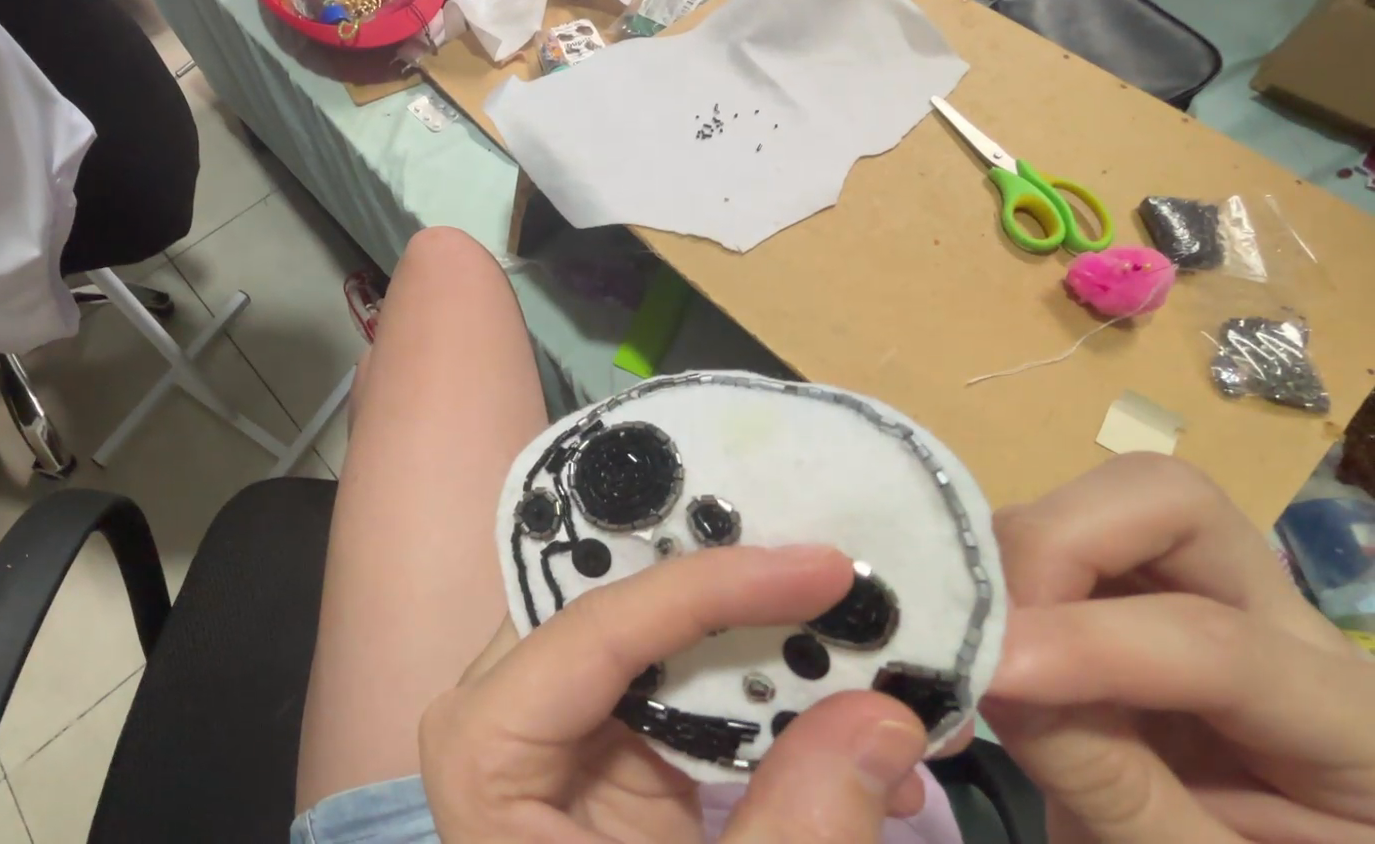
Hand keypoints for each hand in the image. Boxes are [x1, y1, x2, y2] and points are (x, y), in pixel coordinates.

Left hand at [419, 544, 933, 842]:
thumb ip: (802, 828)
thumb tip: (887, 715)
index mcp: (487, 746)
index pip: (595, 631)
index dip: (707, 587)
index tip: (817, 563)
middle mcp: (506, 707)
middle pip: (614, 609)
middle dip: (722, 584)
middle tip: (826, 559)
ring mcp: (554, 720)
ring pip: (648, 632)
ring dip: (747, 626)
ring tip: (841, 605)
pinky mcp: (604, 744)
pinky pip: (674, 682)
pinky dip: (750, 682)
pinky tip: (828, 687)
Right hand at [983, 453, 1374, 842]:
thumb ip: (1106, 782)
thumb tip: (988, 675)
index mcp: (1357, 728)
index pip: (1214, 641)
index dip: (1088, 644)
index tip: (987, 674)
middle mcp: (1285, 626)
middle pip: (1166, 501)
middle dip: (1055, 543)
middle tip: (991, 623)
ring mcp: (1201, 596)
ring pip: (1096, 502)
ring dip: (1014, 555)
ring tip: (976, 633)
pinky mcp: (1124, 592)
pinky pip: (1050, 538)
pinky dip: (996, 567)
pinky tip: (980, 628)